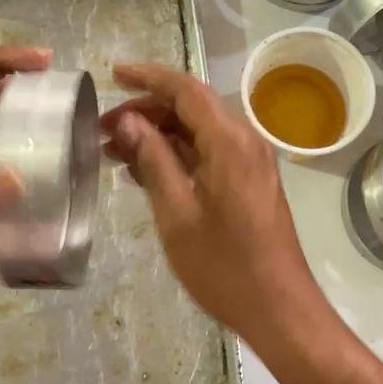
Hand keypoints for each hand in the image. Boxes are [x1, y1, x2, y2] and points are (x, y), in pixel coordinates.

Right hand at [101, 64, 326, 342]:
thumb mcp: (177, 214)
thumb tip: (128, 120)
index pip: (185, 89)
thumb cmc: (224, 266)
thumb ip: (153, 160)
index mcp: (229, 142)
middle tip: (103, 129)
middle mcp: (246, 141)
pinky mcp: (252, 181)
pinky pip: (211, 151)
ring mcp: (252, 161)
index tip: (112, 75)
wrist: (279, 308)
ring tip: (114, 152)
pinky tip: (146, 172)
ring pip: (200, 130)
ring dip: (160, 133)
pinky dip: (178, 153)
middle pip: (193, 106)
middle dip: (147, 110)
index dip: (147, 77)